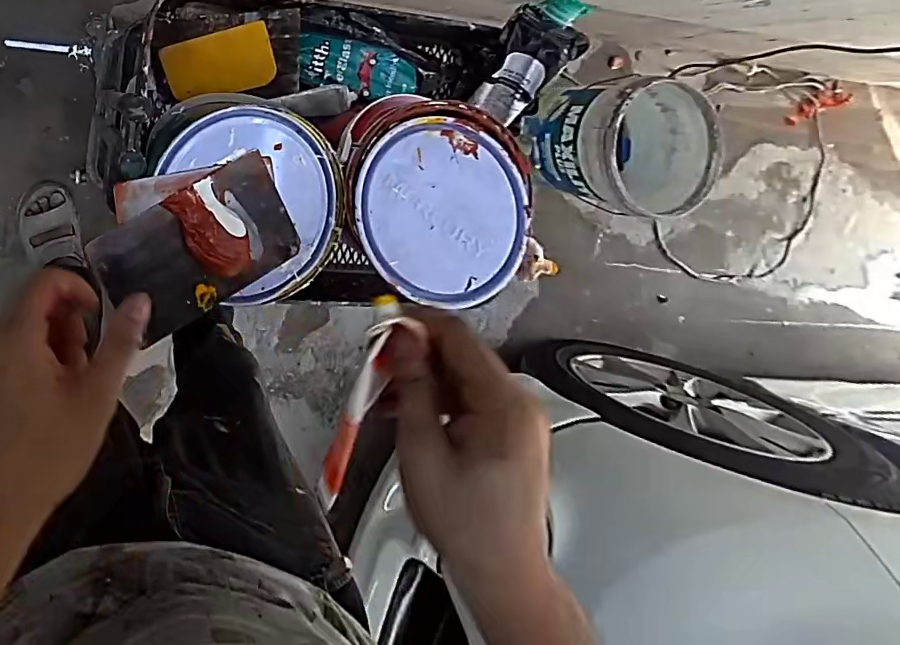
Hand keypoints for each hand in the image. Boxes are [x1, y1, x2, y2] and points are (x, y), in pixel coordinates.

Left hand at [0, 268, 148, 531]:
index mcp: (15, 338)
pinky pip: (6, 349)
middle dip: (68, 320)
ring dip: (53, 339)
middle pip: (32, 302)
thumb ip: (120, 341)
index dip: (79, 288)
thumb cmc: (50, 451)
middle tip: (87, 361)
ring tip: (70, 383)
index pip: (45, 281)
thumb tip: (140, 299)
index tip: (99, 319)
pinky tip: (47, 396)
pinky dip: (32, 356)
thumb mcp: (96, 394)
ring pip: (21, 327)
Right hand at [385, 309, 550, 591]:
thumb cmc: (465, 524)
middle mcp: (519, 401)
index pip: (457, 333)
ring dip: (425, 376)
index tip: (384, 324)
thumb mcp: (422, 448)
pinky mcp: (513, 429)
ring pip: (463, 373)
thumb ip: (412, 384)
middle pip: (460, 352)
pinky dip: (441, 396)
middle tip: (380, 365)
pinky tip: (414, 411)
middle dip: (416, 353)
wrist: (503, 577)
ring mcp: (519, 416)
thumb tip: (403, 337)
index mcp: (504, 401)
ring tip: (389, 394)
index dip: (416, 322)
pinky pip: (472, 395)